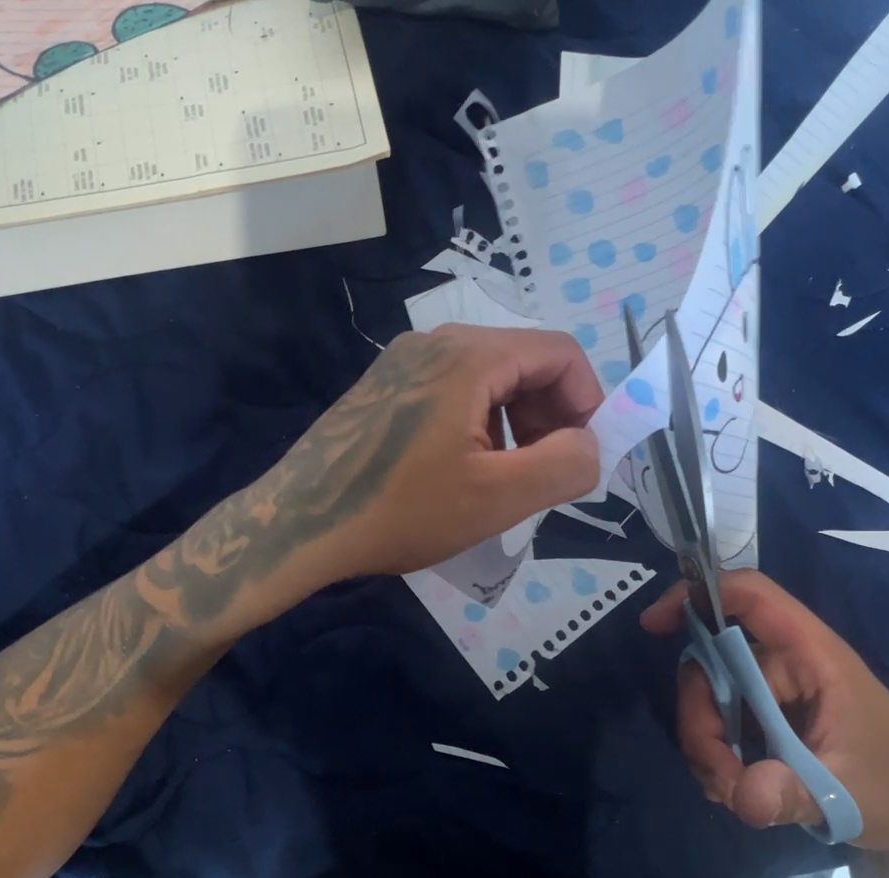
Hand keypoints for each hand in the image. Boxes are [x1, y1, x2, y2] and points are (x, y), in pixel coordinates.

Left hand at [143, 324, 601, 635]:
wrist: (299, 524)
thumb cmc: (401, 510)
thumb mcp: (498, 497)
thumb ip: (566, 465)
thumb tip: (589, 444)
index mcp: (469, 356)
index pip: (560, 352)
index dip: (588, 401)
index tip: (583, 454)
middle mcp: (434, 343)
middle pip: (522, 361)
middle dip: (550, 415)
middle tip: (545, 474)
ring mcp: (400, 362)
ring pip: (486, 379)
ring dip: (514, 423)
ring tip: (504, 480)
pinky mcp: (380, 386)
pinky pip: (449, 391)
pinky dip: (475, 423)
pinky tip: (460, 472)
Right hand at [640, 569, 888, 852]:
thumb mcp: (851, 796)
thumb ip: (795, 793)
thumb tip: (743, 795)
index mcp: (815, 656)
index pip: (754, 598)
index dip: (699, 595)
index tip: (654, 624)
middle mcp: (786, 665)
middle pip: (712, 664)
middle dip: (701, 721)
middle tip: (719, 778)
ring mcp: (771, 694)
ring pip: (708, 699)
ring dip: (705, 747)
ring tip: (732, 793)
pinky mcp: (764, 721)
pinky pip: (718, 724)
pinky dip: (714, 757)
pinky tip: (735, 791)